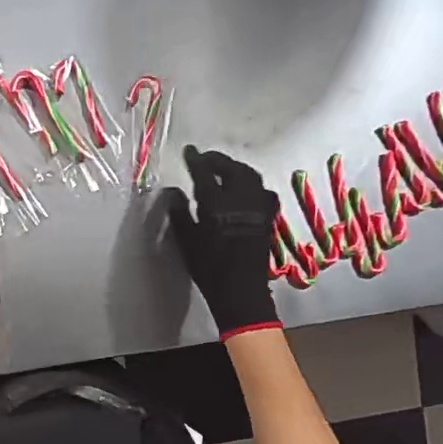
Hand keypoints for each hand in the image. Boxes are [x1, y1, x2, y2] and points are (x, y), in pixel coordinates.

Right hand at [167, 147, 279, 339]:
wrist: (241, 291)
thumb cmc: (209, 270)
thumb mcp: (187, 243)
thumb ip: (180, 214)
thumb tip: (173, 193)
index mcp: (217, 204)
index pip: (205, 173)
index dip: (196, 160)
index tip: (189, 151)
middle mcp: (241, 198)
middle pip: (231, 168)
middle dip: (217, 161)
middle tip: (204, 159)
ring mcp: (259, 205)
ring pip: (249, 176)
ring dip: (235, 169)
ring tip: (223, 170)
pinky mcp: (268, 215)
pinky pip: (260, 190)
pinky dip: (250, 184)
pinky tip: (244, 190)